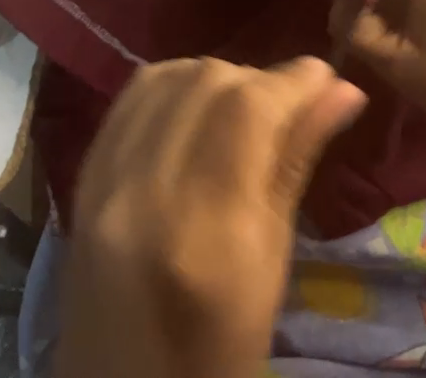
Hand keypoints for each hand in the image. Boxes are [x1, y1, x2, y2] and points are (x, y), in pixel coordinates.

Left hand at [55, 57, 366, 377]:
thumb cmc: (214, 351)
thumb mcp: (270, 268)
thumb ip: (295, 165)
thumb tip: (343, 90)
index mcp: (202, 232)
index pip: (247, 110)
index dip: (292, 80)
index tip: (326, 75)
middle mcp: (140, 191)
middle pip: (206, 83)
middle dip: (260, 78)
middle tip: (292, 101)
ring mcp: (101, 179)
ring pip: (167, 77)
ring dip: (217, 77)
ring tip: (247, 105)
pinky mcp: (82, 174)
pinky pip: (132, 97)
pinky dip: (175, 86)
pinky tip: (199, 106)